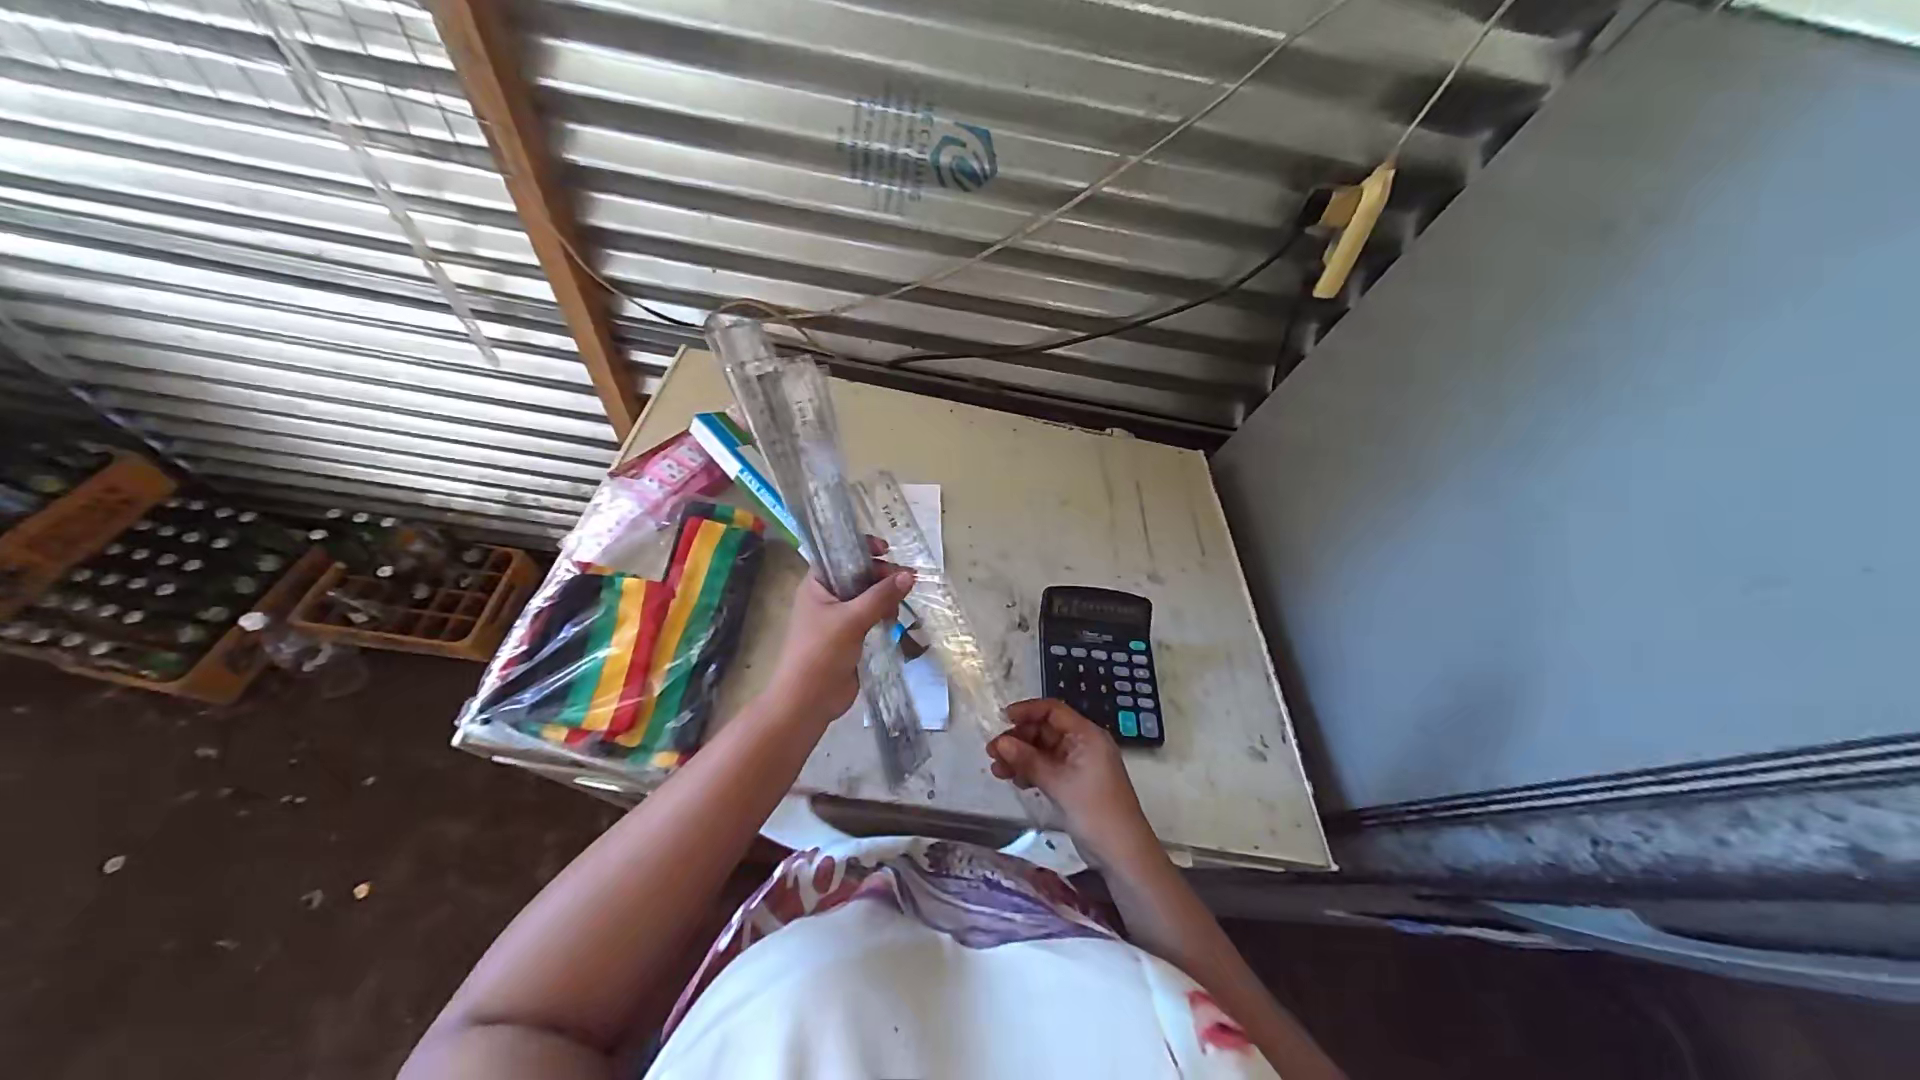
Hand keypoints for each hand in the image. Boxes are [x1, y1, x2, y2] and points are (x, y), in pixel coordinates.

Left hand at [765, 554, 912, 730]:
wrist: (808, 700)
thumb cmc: (821, 652)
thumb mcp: (851, 619)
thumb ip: (881, 596)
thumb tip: (909, 575)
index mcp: (817, 584)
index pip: (840, 554)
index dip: (862, 548)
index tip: (887, 550)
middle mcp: (826, 596)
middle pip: (858, 574)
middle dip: (881, 575)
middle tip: (905, 580)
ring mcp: (838, 617)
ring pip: (867, 596)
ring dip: (885, 596)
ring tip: (901, 603)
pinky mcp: (850, 636)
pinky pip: (871, 617)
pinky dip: (884, 614)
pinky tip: (897, 618)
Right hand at [987, 699, 1157, 864]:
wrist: (1122, 853)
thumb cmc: (1095, 811)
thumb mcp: (1059, 783)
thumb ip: (1028, 760)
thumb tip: (1000, 742)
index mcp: (1087, 735)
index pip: (1053, 710)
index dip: (1027, 711)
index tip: (1002, 719)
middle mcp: (1083, 744)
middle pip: (1045, 730)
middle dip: (1018, 739)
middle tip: (992, 752)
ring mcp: (1078, 764)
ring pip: (1043, 750)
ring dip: (1020, 757)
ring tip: (997, 770)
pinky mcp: (1073, 783)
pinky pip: (1047, 768)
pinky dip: (1030, 771)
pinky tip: (1015, 781)